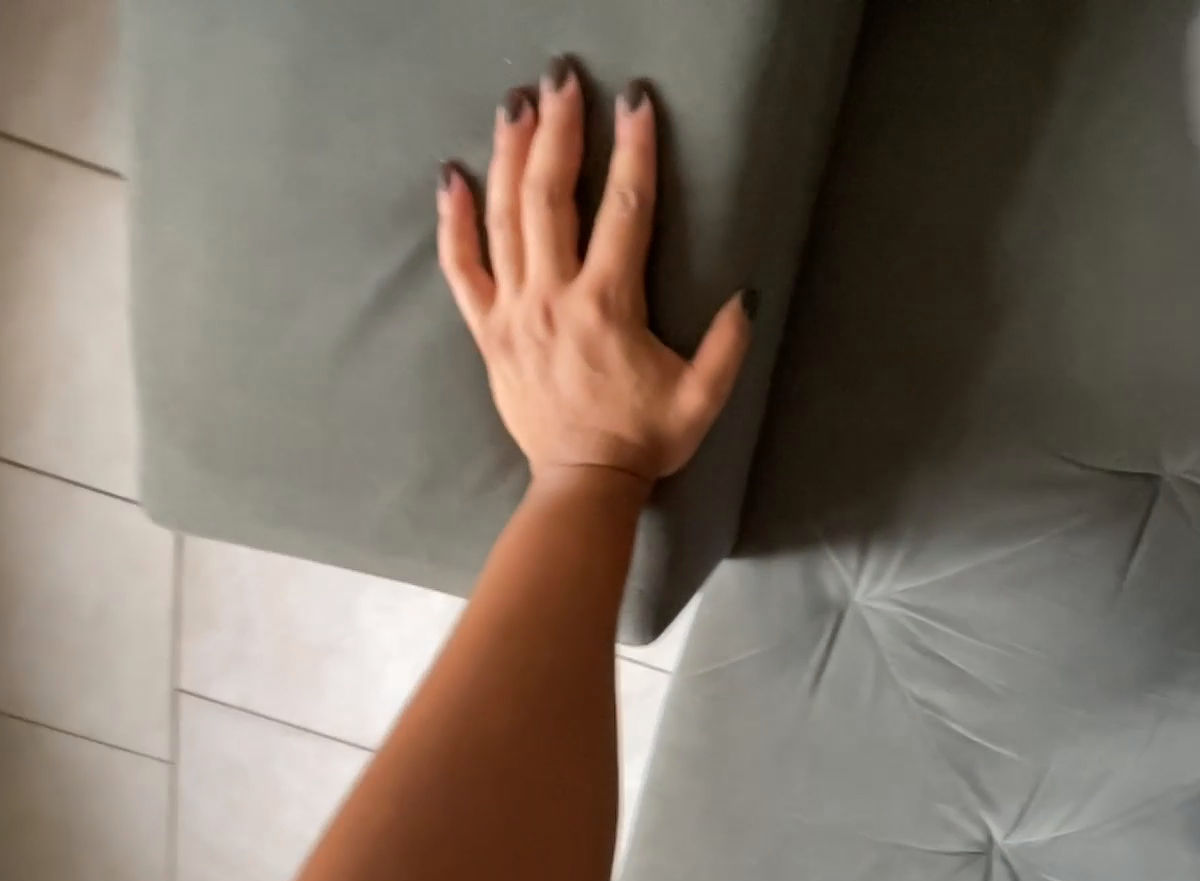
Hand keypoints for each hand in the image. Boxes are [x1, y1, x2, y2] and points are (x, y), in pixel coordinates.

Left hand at [436, 58, 754, 485]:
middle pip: (551, 196)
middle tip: (564, 80)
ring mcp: (514, 312)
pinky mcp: (490, 331)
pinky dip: (454, 220)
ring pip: (504, 217)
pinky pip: (462, 267)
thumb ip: (728, 347)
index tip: (636, 103)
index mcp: (609, 307)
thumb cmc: (648, 439)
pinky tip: (454, 177)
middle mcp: (554, 297)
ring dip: (510, 155)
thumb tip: (745, 295)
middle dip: (560, 132)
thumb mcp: (704, 399)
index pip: (624, 212)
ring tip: (517, 106)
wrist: (585, 481)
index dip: (633, 152)